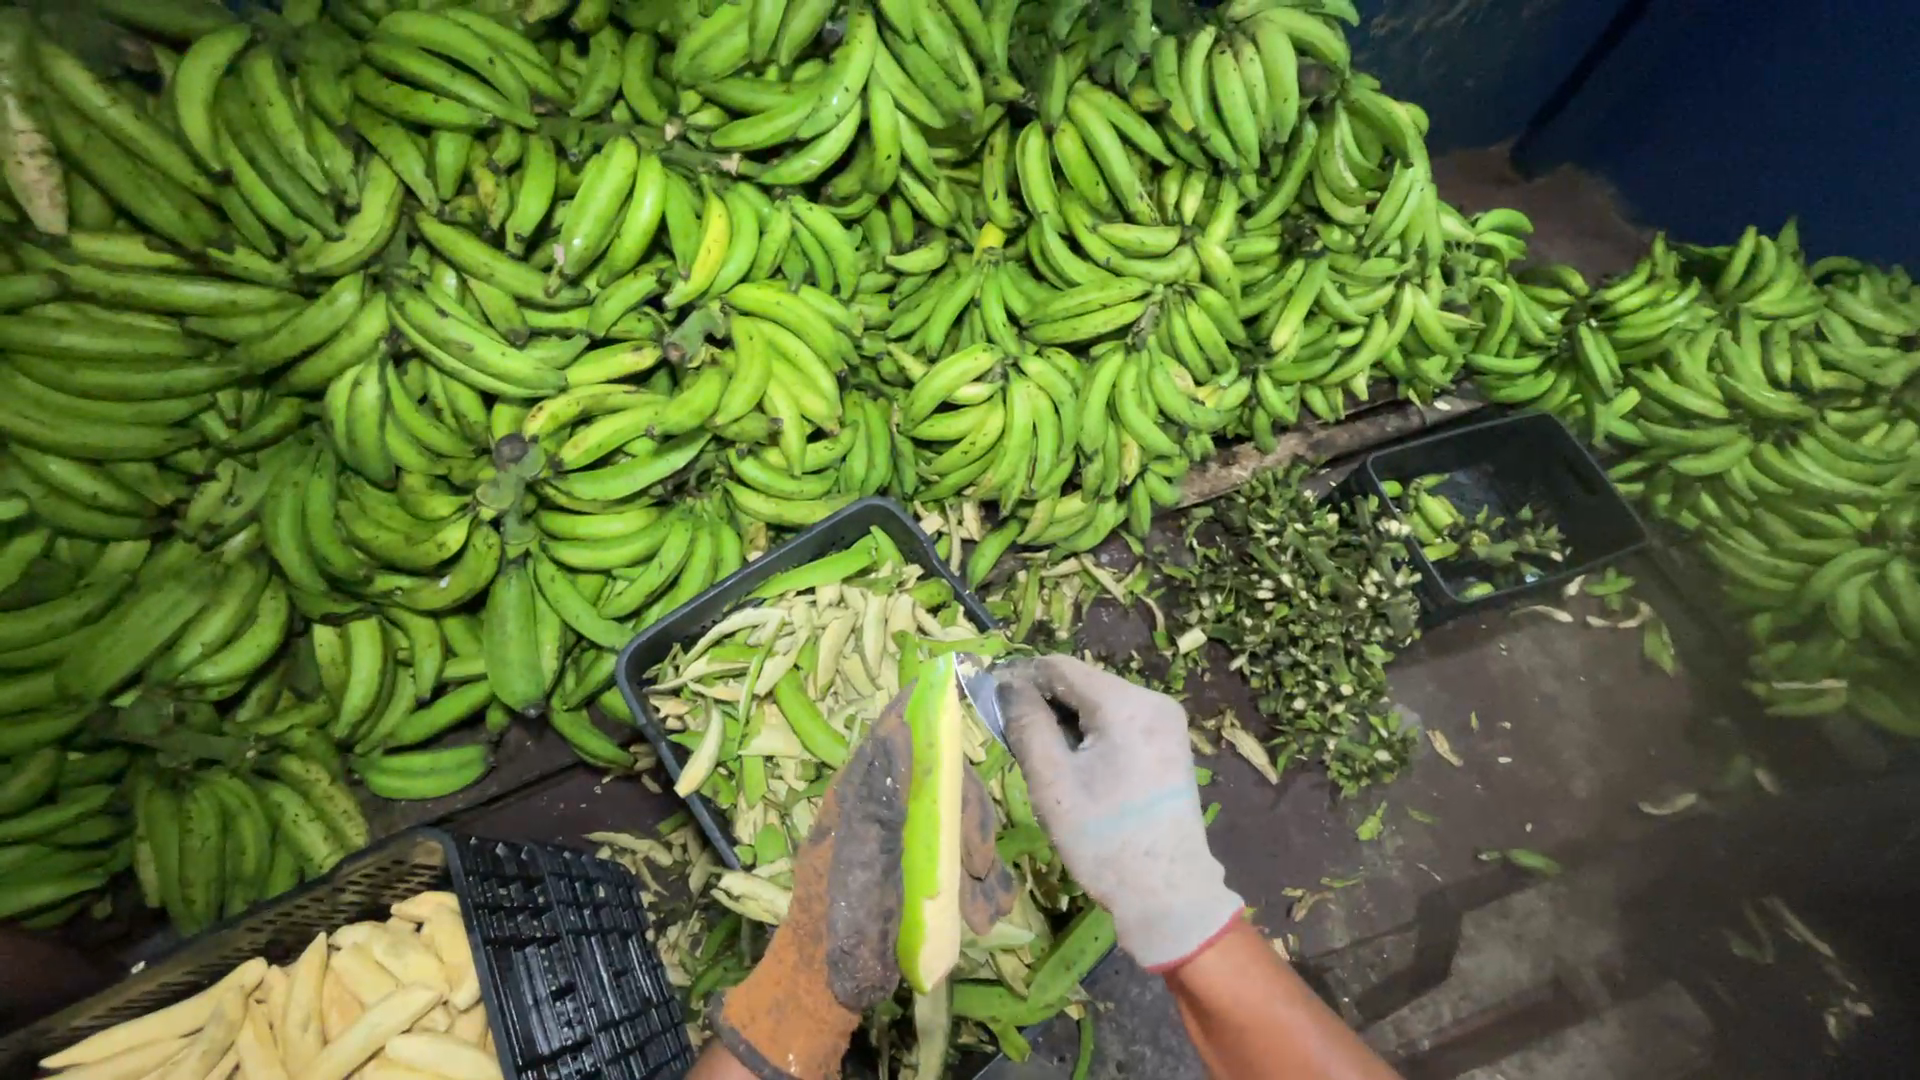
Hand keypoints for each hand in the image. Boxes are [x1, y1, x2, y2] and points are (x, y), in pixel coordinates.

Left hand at [712, 686, 1014, 1078]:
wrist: (832, 992)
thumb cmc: (834, 925)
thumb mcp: (856, 861)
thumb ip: (880, 797)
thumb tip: (897, 728)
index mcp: (861, 793)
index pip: (893, 732)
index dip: (922, 706)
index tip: (953, 687)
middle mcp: (889, 808)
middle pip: (945, 780)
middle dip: (970, 818)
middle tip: (980, 864)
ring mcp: (911, 840)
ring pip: (964, 821)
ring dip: (982, 862)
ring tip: (982, 911)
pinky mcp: (929, 873)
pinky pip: (971, 863)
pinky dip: (987, 885)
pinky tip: (987, 914)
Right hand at [996, 655, 1242, 970]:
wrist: (1168, 895)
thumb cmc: (1104, 840)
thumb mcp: (1052, 781)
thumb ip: (1026, 723)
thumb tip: (1007, 685)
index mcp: (1126, 704)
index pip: (1060, 667)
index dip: (1022, 679)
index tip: (992, 702)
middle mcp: (1153, 701)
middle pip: (1082, 684)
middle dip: (1046, 704)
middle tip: (1016, 739)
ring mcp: (1166, 722)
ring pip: (1099, 702)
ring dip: (1068, 721)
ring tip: (1046, 759)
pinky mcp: (1169, 743)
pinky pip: (1119, 721)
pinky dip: (1092, 732)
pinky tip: (1078, 765)